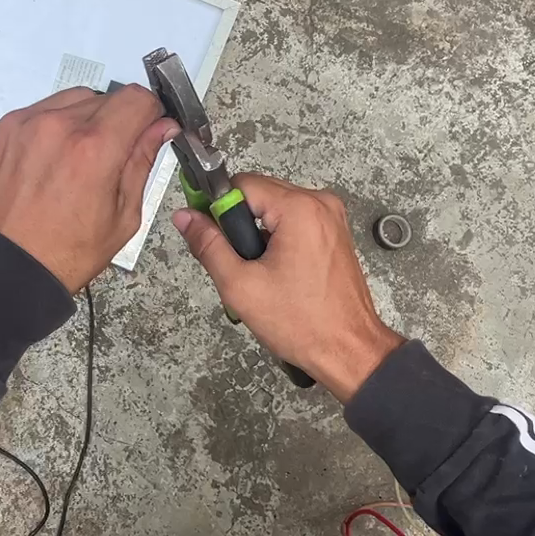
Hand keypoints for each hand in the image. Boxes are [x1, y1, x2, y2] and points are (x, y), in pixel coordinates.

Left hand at [0, 86, 177, 292]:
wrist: (4, 270)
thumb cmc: (66, 252)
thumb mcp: (123, 216)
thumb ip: (142, 162)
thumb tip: (161, 127)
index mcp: (93, 148)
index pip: (136, 98)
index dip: (149, 113)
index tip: (145, 128)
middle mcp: (55, 126)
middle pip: (103, 97)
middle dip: (113, 122)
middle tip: (105, 158)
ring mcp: (20, 124)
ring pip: (68, 100)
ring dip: (79, 122)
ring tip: (71, 162)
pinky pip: (34, 114)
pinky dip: (45, 130)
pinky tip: (43, 165)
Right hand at [171, 174, 402, 399]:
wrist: (349, 351)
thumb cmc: (305, 323)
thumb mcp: (241, 285)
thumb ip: (208, 245)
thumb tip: (186, 217)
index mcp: (299, 209)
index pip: (241, 184)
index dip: (217, 207)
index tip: (207, 230)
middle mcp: (319, 204)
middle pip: (259, 192)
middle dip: (238, 222)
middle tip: (234, 259)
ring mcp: (330, 218)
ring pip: (274, 207)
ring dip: (256, 231)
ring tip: (256, 270)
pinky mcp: (333, 232)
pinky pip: (293, 220)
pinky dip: (276, 237)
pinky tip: (273, 269)